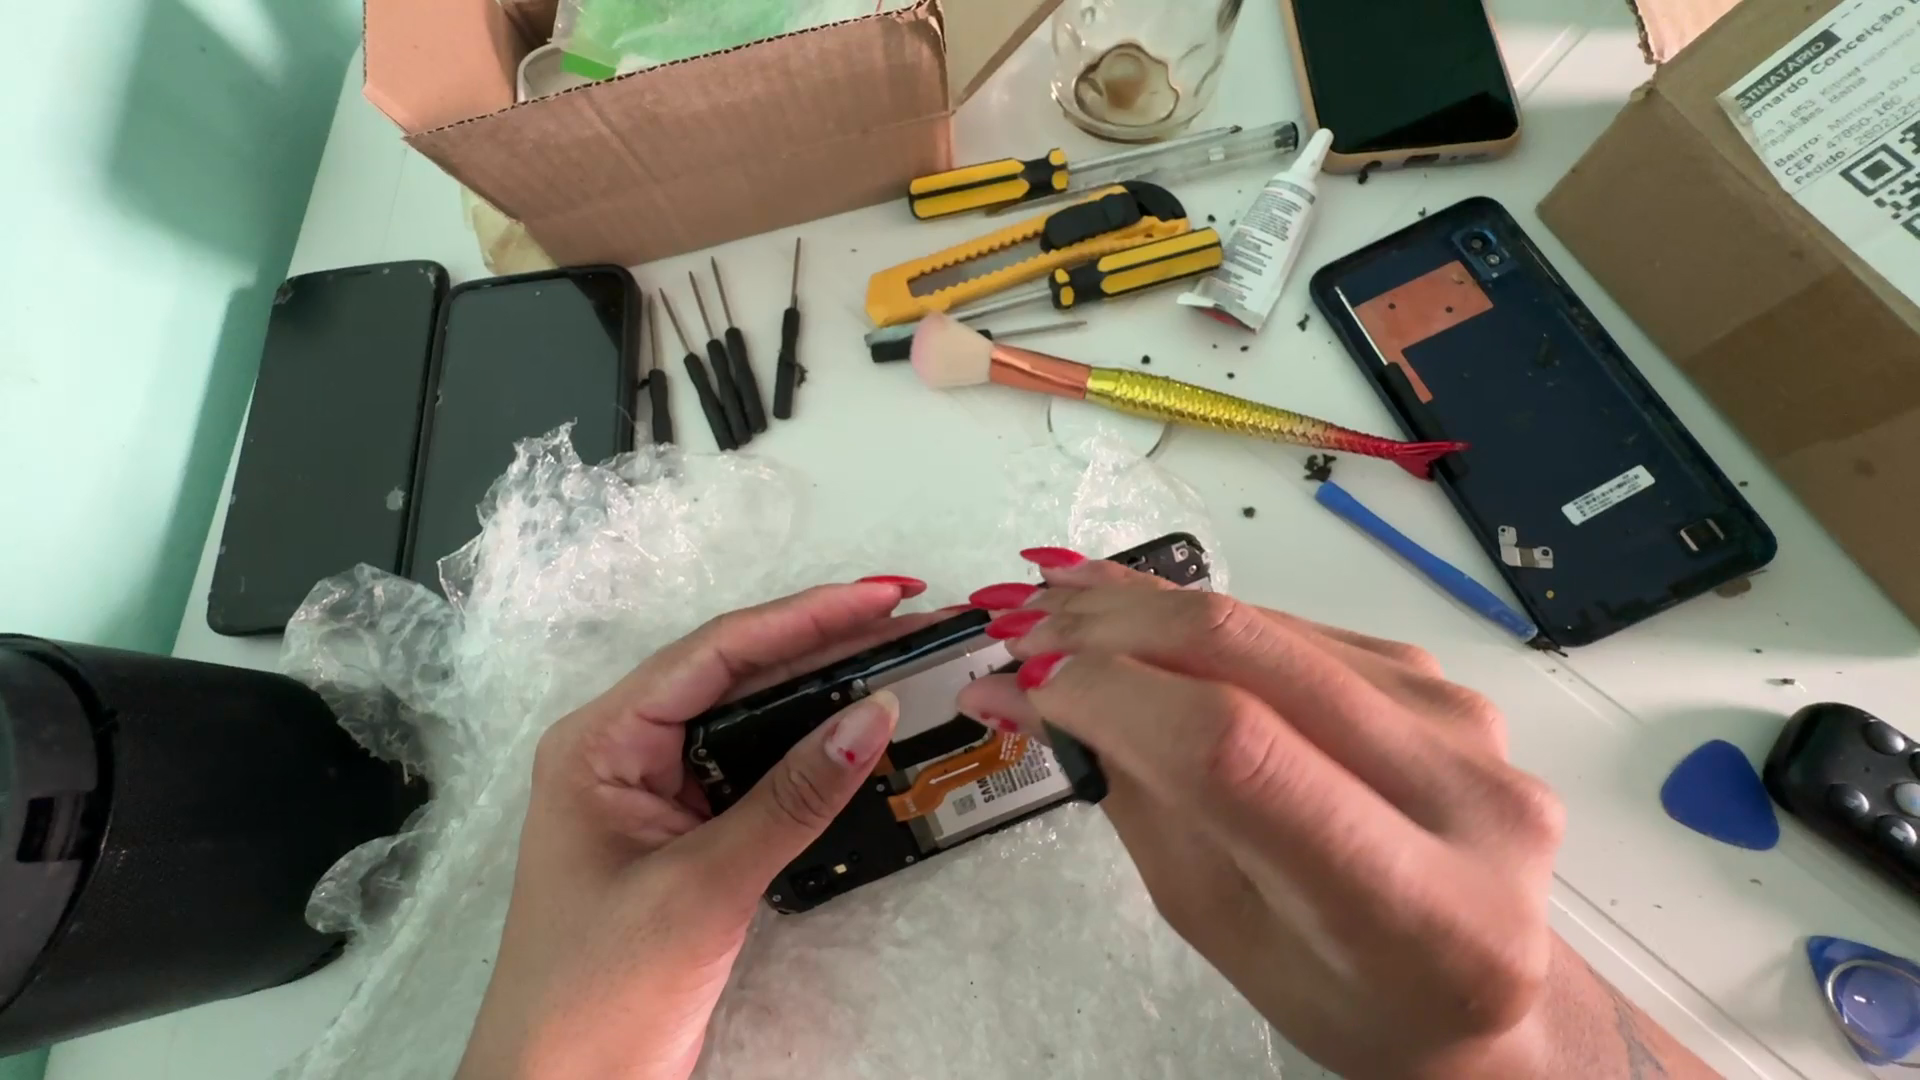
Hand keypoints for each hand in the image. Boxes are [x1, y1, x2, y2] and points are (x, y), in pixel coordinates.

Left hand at [457, 578, 936, 1079]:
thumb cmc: (603, 993)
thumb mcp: (703, 886)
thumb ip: (794, 796)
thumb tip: (877, 711)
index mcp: (606, 737)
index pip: (721, 651)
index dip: (809, 615)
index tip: (884, 594)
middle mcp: (634, 742)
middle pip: (744, 669)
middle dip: (829, 640)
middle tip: (910, 616)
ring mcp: (665, 780)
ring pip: (758, 709)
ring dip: (828, 681)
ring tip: (901, 651)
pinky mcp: (695, 818)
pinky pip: (763, 757)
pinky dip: (815, 738)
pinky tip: (860, 721)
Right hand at [957, 551, 1711, 1078]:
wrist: (1473, 967)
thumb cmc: (1329, 984)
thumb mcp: (1209, 915)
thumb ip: (1125, 787)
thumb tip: (1015, 689)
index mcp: (1412, 908)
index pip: (1230, 750)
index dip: (1111, 695)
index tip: (1021, 680)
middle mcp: (1455, 788)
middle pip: (1243, 652)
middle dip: (1110, 625)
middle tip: (1021, 625)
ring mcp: (1452, 713)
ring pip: (1255, 622)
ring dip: (1138, 606)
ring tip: (1057, 607)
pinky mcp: (1429, 672)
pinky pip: (1282, 626)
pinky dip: (1191, 617)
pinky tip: (1134, 616)